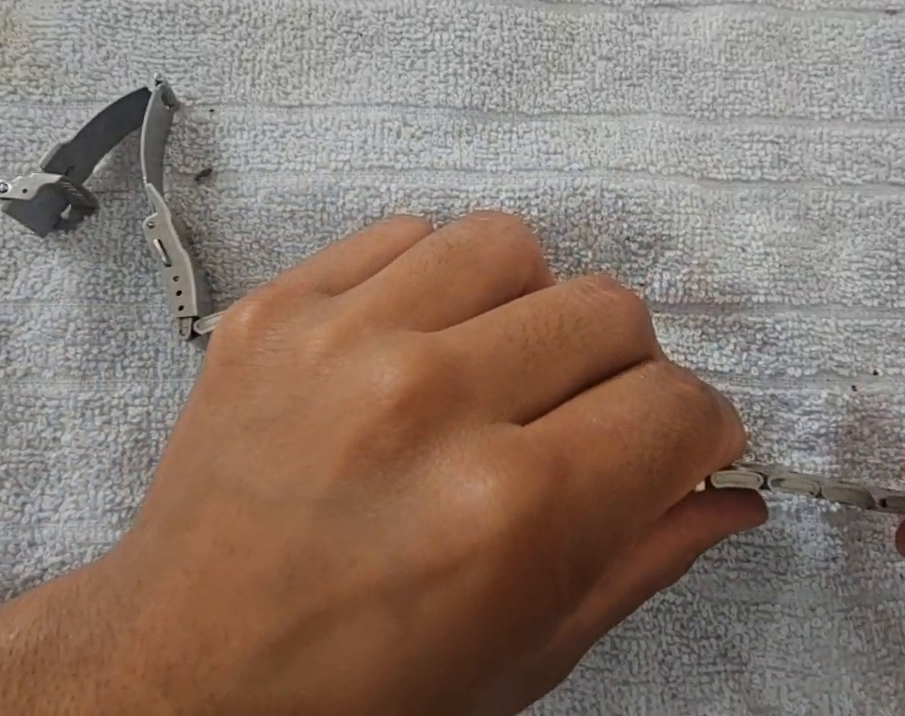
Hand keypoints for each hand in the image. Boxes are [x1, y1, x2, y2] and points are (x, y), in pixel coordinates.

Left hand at [0, 213, 760, 715]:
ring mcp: (339, 338)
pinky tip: (410, 341)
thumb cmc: (359, 691)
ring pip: (509, 243)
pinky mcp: (275, 305)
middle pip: (607, 306)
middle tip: (579, 411)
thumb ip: (644, 556)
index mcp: (508, 511)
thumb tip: (730, 484)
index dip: (698, 427)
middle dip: (622, 366)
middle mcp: (426, 402)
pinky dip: (433, 280)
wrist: (174, 672)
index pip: (675, 406)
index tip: (678, 441)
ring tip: (492, 363)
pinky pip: (406, 234)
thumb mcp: (525, 655)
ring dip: (527, 304)